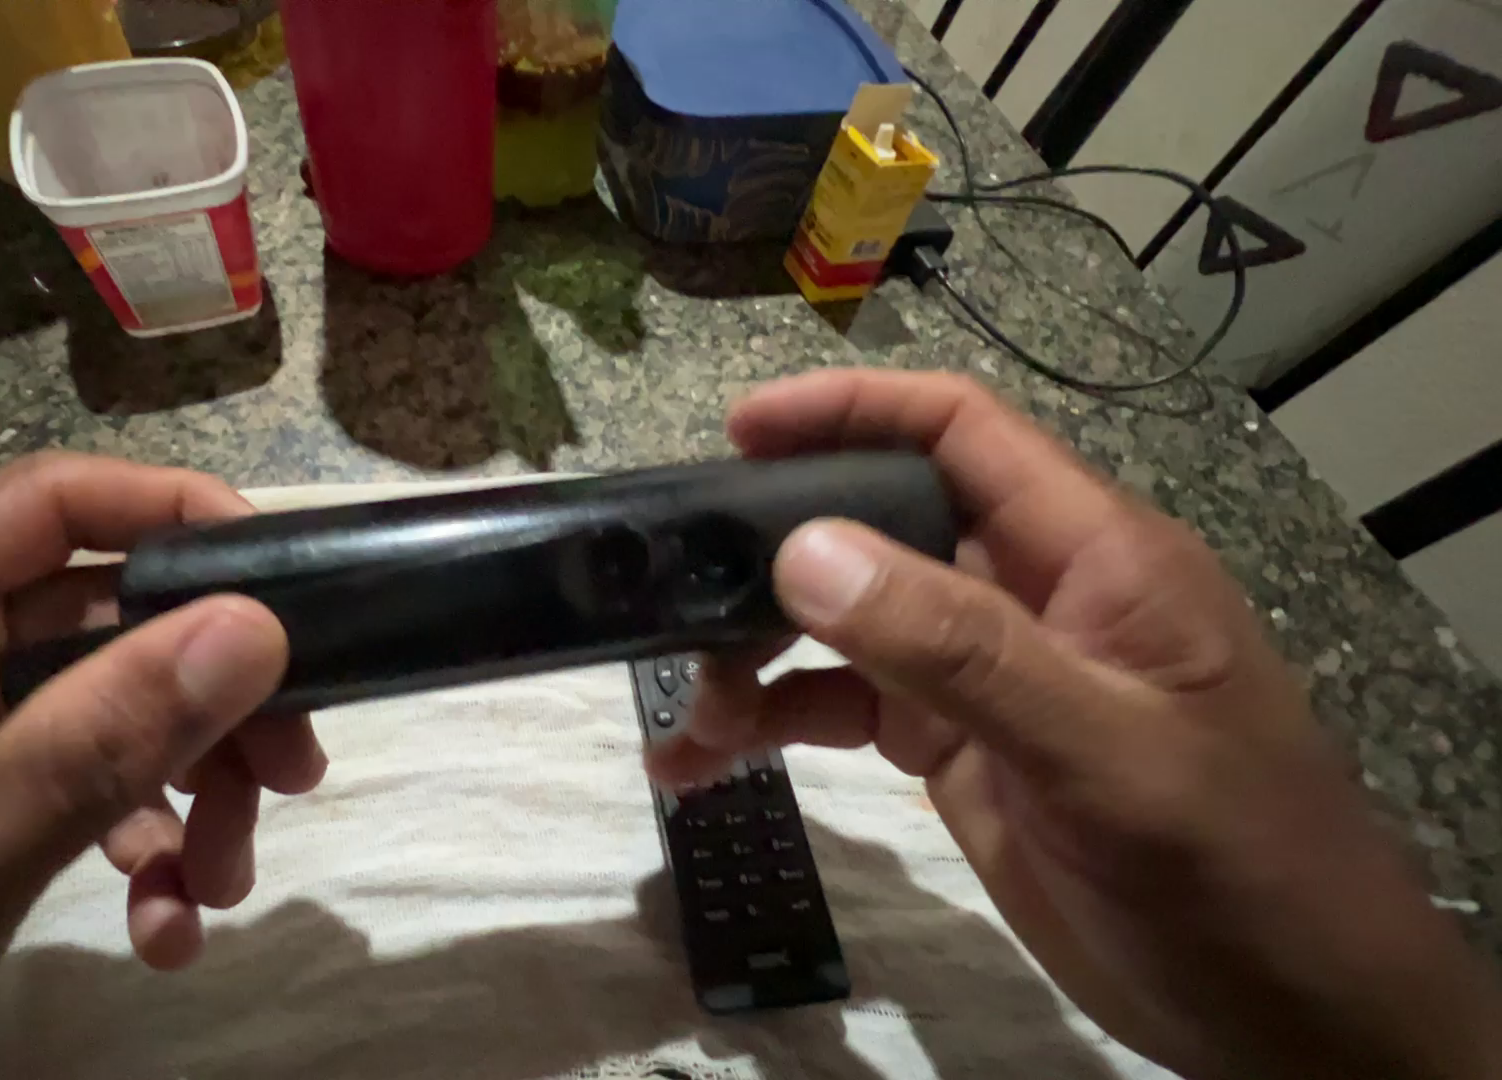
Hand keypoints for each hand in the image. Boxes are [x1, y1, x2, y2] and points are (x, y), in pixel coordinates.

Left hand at [0, 453, 324, 1079]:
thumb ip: (101, 744)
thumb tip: (256, 630)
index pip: (44, 504)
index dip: (178, 516)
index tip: (286, 578)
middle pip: (101, 619)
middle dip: (207, 700)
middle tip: (295, 769)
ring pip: (105, 702)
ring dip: (187, 786)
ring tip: (223, 882)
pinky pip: (73, 772)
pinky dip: (137, 836)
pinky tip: (163, 918)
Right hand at [650, 371, 1501, 1079]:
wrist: (1283, 1021)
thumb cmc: (1236, 876)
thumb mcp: (1102, 756)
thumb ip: (958, 650)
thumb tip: (806, 553)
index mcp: (1080, 553)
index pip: (955, 432)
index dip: (849, 409)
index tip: (742, 428)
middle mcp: (1013, 590)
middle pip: (868, 526)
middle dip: (771, 557)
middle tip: (684, 592)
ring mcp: (967, 666)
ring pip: (833, 624)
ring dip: (753, 659)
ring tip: (696, 716)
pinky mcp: (935, 735)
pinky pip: (829, 704)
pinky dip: (767, 722)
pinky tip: (707, 759)